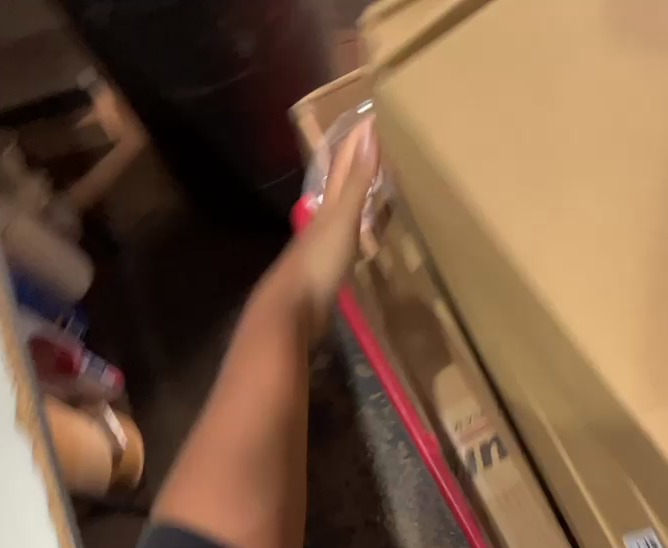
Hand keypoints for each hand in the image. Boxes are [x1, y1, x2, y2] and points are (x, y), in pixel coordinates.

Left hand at [280, 119, 379, 342]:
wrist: (293, 308)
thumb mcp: (342, 218)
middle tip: (374, 148)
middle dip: (354, 167)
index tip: (370, 119)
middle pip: (339, 188)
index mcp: (326, 206)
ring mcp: (323, 248)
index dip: (355, 143)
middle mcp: (322, 221)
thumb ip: (356, 180)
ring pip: (342, 215)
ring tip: (373, 190)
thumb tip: (368, 130)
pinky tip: (361, 239)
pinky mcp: (327, 273)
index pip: (342, 166)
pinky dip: (357, 234)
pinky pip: (347, 244)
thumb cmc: (318, 262)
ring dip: (355, 201)